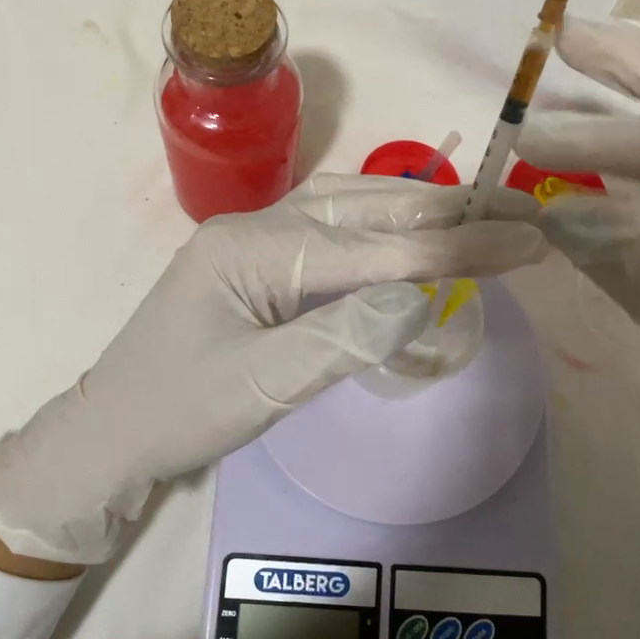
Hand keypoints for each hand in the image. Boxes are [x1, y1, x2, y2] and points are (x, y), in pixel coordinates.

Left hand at [0, 175, 546, 563]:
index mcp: (254, 248)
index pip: (375, 247)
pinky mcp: (260, 262)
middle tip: (523, 215)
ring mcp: (255, 239)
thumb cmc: (177, 412)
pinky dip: (382, 230)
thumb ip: (339, 339)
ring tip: (480, 217)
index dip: (456, 247)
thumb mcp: (258, 386)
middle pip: (368, 208)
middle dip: (450, 215)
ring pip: (352, 208)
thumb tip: (420, 301)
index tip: (529, 239)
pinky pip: (332, 230)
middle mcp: (257, 226)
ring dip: (418, 212)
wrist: (110, 431)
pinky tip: (408, 234)